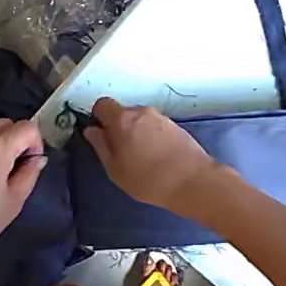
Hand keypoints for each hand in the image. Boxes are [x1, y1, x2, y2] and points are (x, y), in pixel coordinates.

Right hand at [83, 98, 228, 215]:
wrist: (193, 181)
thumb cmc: (148, 179)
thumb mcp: (115, 169)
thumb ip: (101, 146)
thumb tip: (92, 130)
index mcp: (123, 119)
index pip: (102, 104)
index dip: (99, 119)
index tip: (102, 137)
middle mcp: (142, 112)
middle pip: (123, 113)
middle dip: (119, 129)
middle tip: (122, 154)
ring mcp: (162, 118)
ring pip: (140, 121)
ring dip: (137, 134)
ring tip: (142, 159)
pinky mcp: (177, 127)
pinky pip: (156, 128)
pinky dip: (152, 138)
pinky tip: (158, 159)